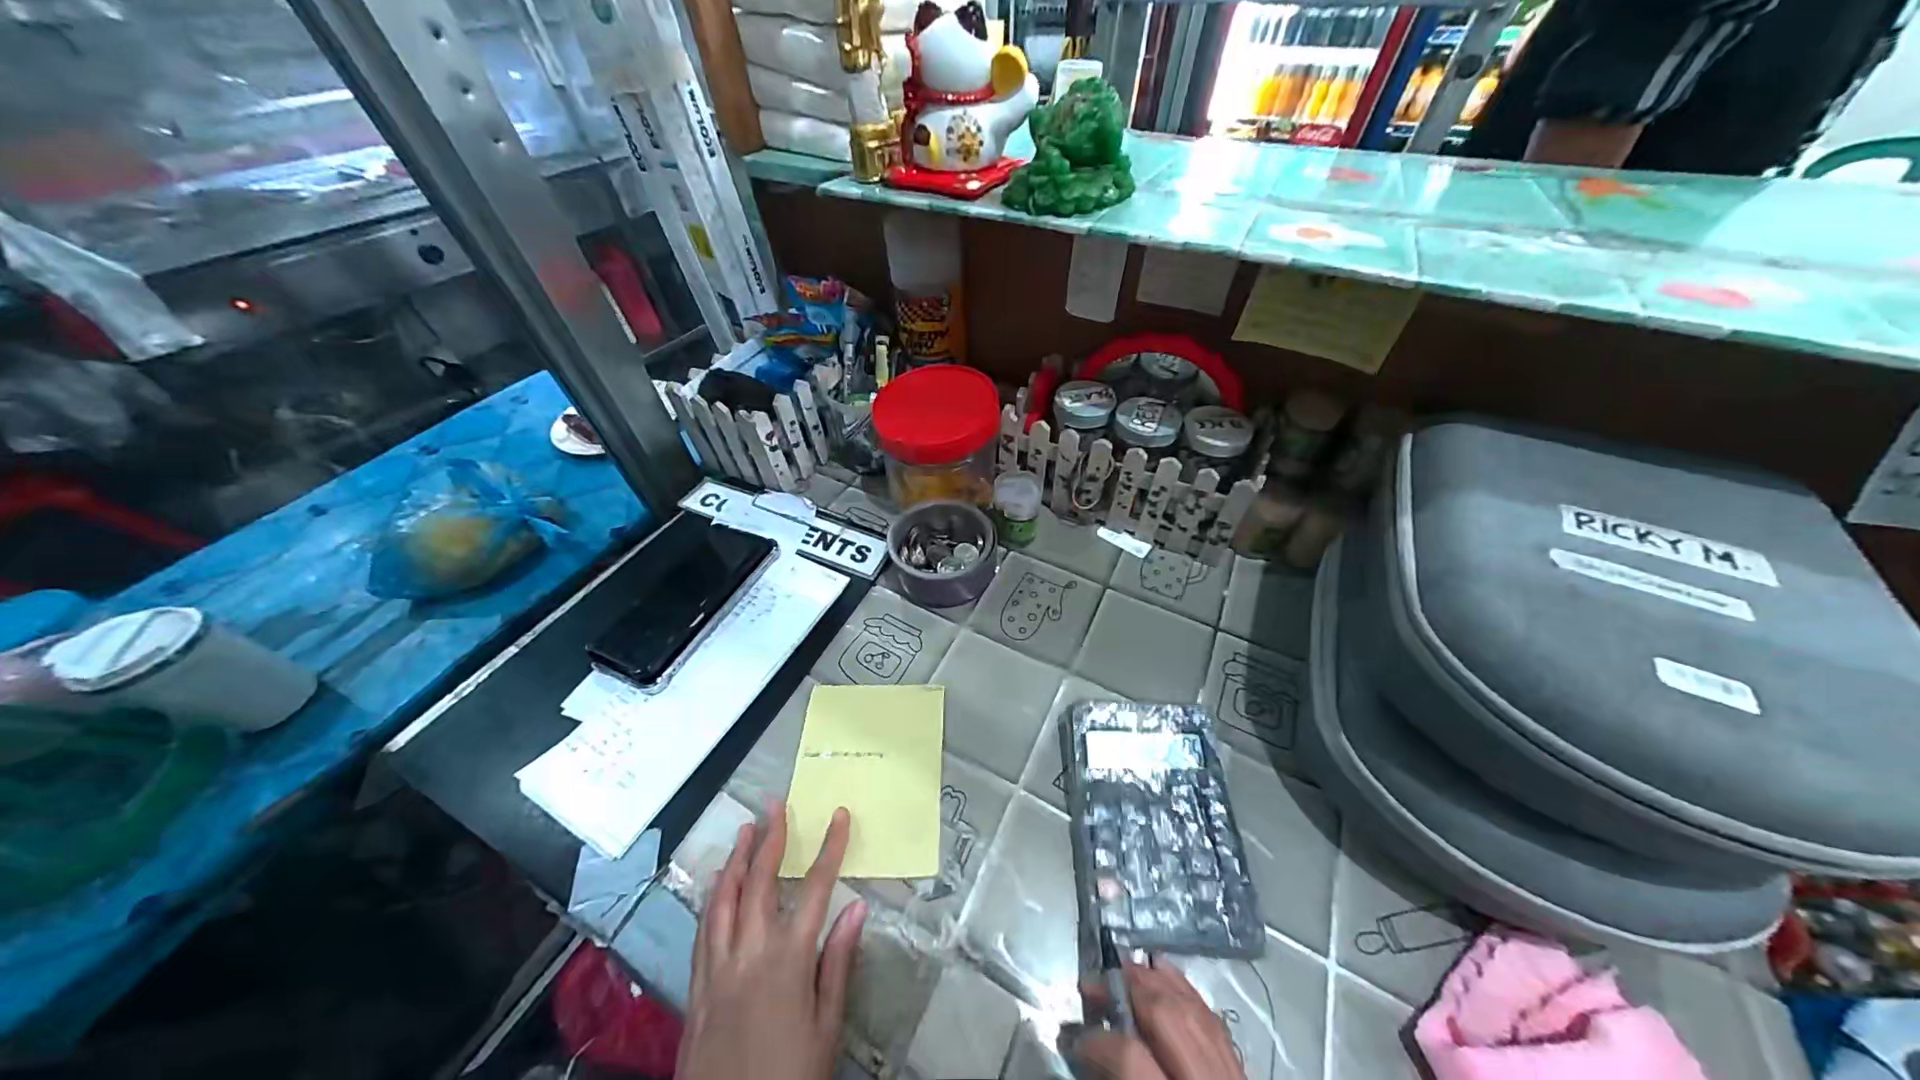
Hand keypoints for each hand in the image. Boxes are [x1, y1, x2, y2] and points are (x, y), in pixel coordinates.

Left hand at [677, 801, 867, 1079]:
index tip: (839, 816)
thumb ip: (838, 964)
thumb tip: (856, 910)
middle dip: (772, 838)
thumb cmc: (792, 1074)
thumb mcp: (827, 1027)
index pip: (816, 888)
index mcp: (789, 959)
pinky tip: (719, 884)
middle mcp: (750, 951)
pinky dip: (714, 895)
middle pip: (761, 882)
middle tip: (777, 805)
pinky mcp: (697, 983)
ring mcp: (718, 965)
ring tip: (746, 829)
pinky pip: (704, 925)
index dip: (830, 848)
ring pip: (725, 897)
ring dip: (737, 859)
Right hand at [1070, 961, 1243, 1079]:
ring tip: (1124, 970)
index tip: (1072, 1038)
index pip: (1131, 1059)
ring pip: (1196, 1014)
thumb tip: (1089, 1058)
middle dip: (1128, 991)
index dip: (1096, 1040)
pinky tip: (1166, 975)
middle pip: (1170, 1021)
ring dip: (1157, 985)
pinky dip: (1187, 994)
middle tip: (1093, 986)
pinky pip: (1214, 1024)